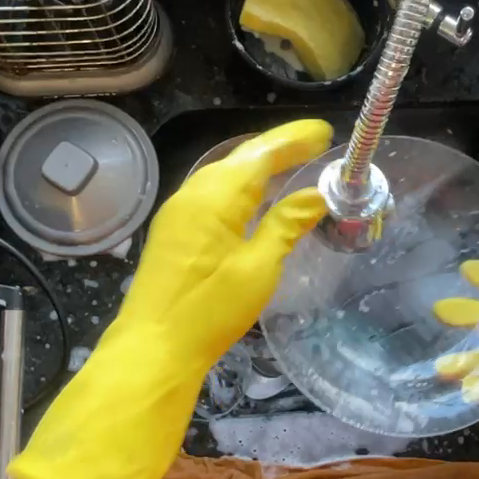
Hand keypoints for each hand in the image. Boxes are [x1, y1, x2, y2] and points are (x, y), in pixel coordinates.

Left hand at [8, 119, 332, 478]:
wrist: (154, 347)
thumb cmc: (210, 309)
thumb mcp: (259, 267)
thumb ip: (287, 225)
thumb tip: (316, 196)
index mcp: (215, 196)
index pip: (259, 154)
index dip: (293, 140)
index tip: (324, 131)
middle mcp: (192, 194)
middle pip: (239, 159)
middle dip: (277, 149)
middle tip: (314, 144)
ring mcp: (178, 212)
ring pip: (223, 176)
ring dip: (257, 167)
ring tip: (290, 165)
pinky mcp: (174, 231)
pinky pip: (212, 194)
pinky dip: (240, 187)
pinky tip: (254, 198)